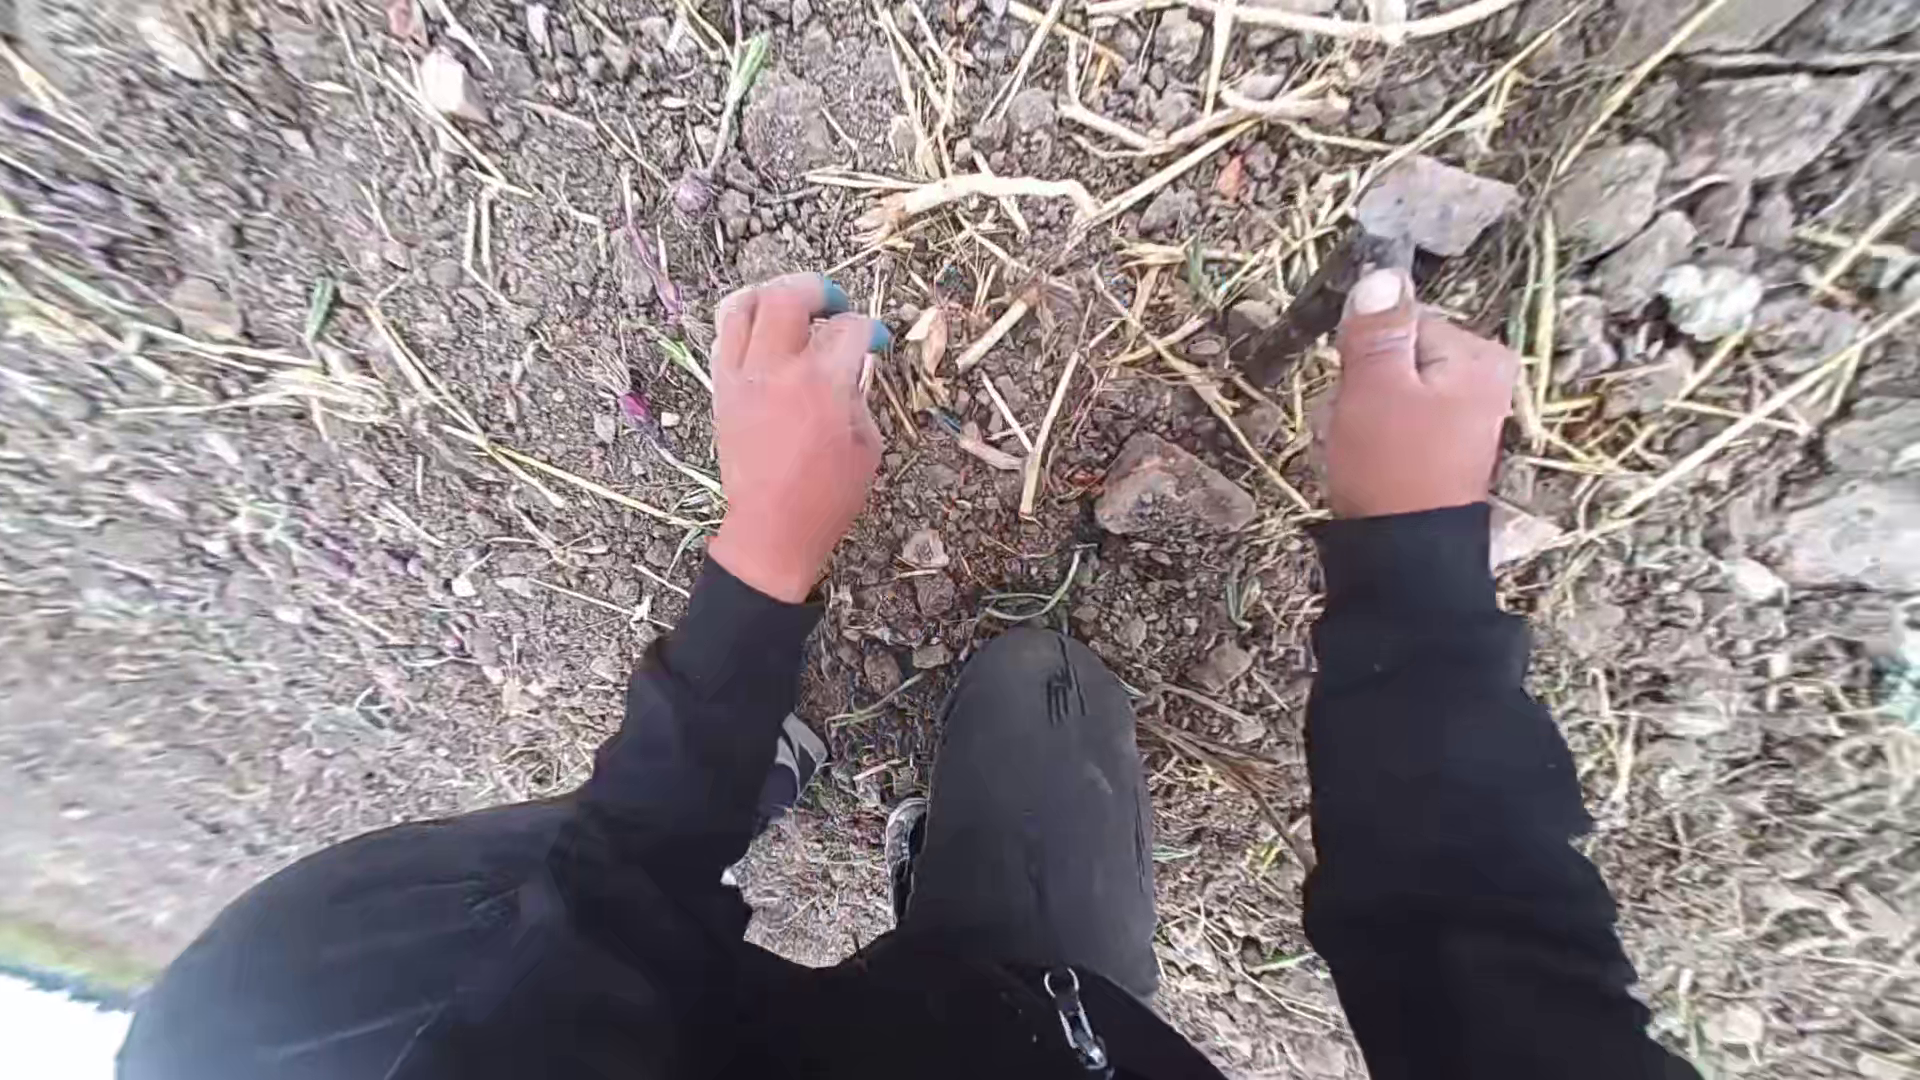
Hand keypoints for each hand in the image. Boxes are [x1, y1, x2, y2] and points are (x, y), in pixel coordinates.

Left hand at [705, 274, 887, 602]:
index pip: (848, 329)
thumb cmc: (830, 496)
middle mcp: (776, 369)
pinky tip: (766, 336)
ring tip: (793, 309)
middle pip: (789, 296)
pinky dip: (747, 323)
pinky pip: (725, 337)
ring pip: (744, 305)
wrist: (773, 528)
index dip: (869, 329)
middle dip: (819, 290)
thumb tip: (850, 368)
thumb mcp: (867, 446)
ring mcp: (742, 377)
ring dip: (773, 295)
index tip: (875, 341)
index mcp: (822, 384)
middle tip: (835, 304)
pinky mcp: (722, 390)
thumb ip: (859, 396)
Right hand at [1323, 268, 1517, 518]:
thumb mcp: (1374, 391)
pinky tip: (1360, 456)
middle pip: (1394, 356)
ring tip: (1353, 443)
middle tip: (1351, 420)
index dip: (1363, 351)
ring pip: (1385, 389)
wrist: (1401, 548)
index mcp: (1476, 357)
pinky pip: (1391, 417)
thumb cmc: (1390, 465)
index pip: (1402, 322)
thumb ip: (1376, 334)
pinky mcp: (1437, 443)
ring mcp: (1459, 414)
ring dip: (1356, 411)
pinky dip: (1367, 432)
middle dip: (1358, 384)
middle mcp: (1479, 378)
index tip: (1350, 386)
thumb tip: (1380, 276)